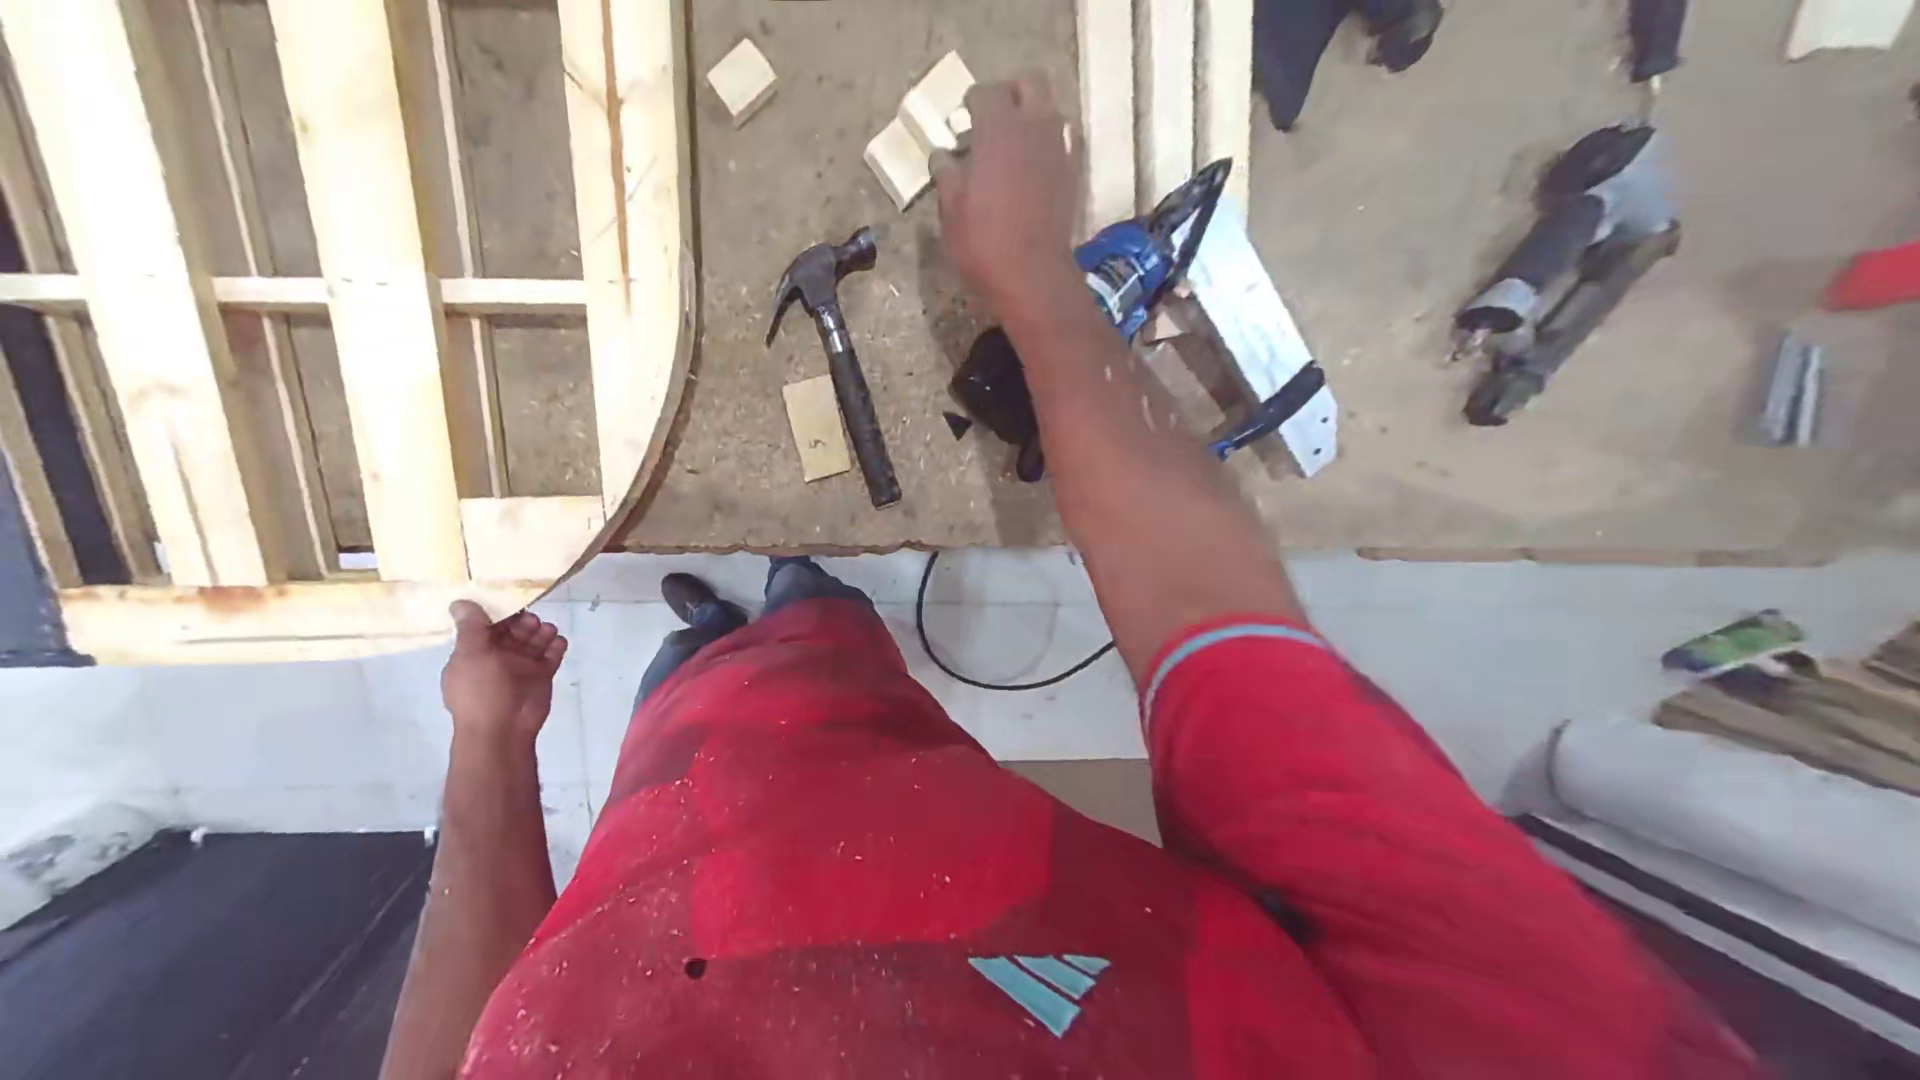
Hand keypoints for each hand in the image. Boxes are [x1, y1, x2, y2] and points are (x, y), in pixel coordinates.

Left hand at [441, 601, 566, 745]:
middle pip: (516, 631)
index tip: (513, 604)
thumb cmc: (481, 690)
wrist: (503, 728)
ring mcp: (522, 667)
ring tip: (547, 632)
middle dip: (525, 622)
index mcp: (475, 652)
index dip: (501, 614)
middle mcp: (498, 658)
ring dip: (543, 632)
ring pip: (535, 641)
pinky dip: (557, 646)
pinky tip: (558, 643)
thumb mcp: (470, 655)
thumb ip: (471, 628)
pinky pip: (552, 655)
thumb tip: (459, 601)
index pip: (489, 626)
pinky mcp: (542, 676)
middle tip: (532, 623)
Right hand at [935, 74, 1080, 309]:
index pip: (986, 93)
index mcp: (999, 129)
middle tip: (992, 118)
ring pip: (1050, 110)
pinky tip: (1034, 166)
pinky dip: (1049, 144)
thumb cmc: (984, 244)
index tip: (962, 120)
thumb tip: (943, 157)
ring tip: (1013, 144)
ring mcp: (1059, 150)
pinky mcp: (1073, 175)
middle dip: (1010, 93)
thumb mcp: (951, 212)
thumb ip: (947, 175)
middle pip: (1029, 83)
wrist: (1032, 277)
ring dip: (1032, 116)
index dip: (971, 103)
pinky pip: (1065, 142)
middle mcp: (1034, 127)